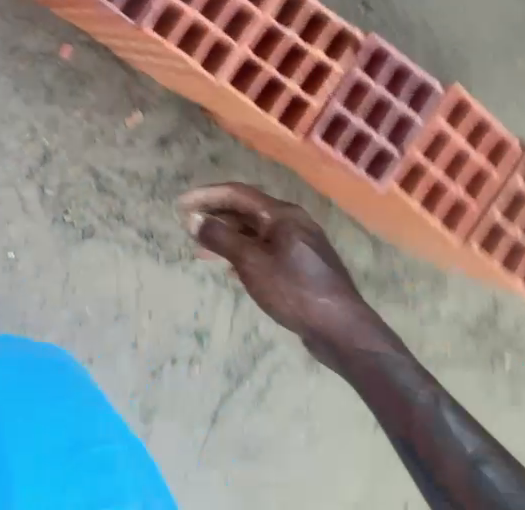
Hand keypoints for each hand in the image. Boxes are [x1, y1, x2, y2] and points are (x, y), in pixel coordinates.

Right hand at [177, 183, 397, 365]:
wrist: (343, 332)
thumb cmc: (294, 290)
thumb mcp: (251, 262)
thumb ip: (220, 238)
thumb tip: (193, 219)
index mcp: (282, 215)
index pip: (236, 193)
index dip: (205, 196)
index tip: (180, 205)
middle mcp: (293, 223)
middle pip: (245, 212)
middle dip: (214, 219)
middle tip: (188, 228)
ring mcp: (300, 245)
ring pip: (254, 233)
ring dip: (226, 239)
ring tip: (202, 253)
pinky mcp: (303, 267)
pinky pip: (265, 250)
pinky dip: (243, 254)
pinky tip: (230, 270)